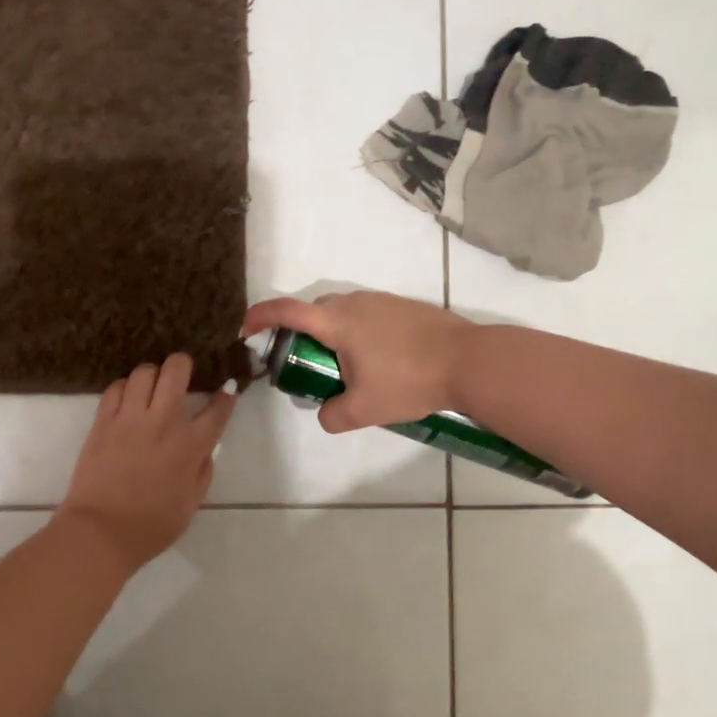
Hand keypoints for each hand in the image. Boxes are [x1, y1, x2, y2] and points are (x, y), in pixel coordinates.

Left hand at [58, 352, 236, 570]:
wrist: (101, 531)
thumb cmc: (151, 526)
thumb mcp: (190, 504)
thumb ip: (202, 472)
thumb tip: (204, 449)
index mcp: (191, 445)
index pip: (217, 409)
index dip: (226, 395)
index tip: (227, 389)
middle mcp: (163, 422)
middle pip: (177, 370)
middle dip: (183, 364)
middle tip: (182, 376)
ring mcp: (130, 417)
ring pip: (144, 372)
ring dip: (152, 375)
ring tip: (151, 387)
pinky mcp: (103, 420)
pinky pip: (116, 388)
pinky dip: (125, 388)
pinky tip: (127, 399)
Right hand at [244, 291, 475, 433]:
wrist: (471, 362)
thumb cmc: (410, 381)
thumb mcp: (364, 409)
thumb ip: (333, 415)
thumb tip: (325, 413)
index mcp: (337, 322)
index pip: (286, 311)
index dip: (259, 318)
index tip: (244, 330)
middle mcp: (354, 303)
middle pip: (313, 311)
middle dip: (299, 333)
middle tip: (304, 364)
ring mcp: (382, 301)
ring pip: (342, 312)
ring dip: (332, 334)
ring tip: (345, 367)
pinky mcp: (404, 307)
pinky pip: (367, 315)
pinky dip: (358, 333)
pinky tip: (378, 361)